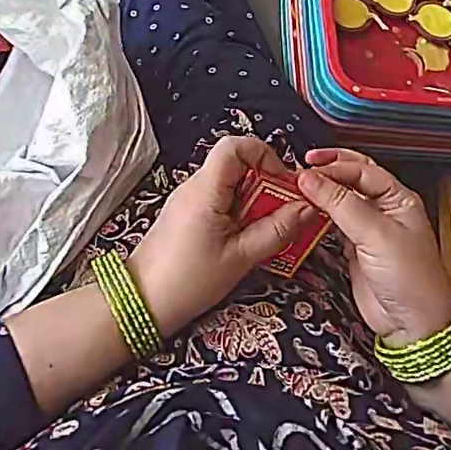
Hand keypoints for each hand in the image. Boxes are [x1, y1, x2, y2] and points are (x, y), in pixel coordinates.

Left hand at [125, 136, 319, 337]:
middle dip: (267, 184)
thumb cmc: (187, 281)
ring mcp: (189, 198)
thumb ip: (278, 230)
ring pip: (232, 182)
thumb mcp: (241, 257)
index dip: (264, 156)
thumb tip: (309, 208)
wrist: (141, 303)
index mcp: (206, 189)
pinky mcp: (188, 213)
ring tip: (265, 231)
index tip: (282, 183)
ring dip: (255, 200)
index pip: (236, 145)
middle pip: (238, 164)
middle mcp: (195, 186)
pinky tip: (245, 239)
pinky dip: (240, 211)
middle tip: (283, 213)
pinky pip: (221, 198)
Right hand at [297, 148, 450, 344]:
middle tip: (301, 166)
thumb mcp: (376, 234)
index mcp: (398, 197)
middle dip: (328, 168)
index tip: (308, 169)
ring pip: (341, 198)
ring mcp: (369, 227)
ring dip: (321, 190)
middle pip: (352, 177)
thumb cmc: (412, 280)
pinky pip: (333, 221)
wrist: (413, 325)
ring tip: (299, 186)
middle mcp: (384, 208)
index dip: (334, 166)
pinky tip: (306, 210)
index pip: (361, 169)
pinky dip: (318, 213)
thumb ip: (342, 204)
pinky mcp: (355, 247)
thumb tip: (311, 179)